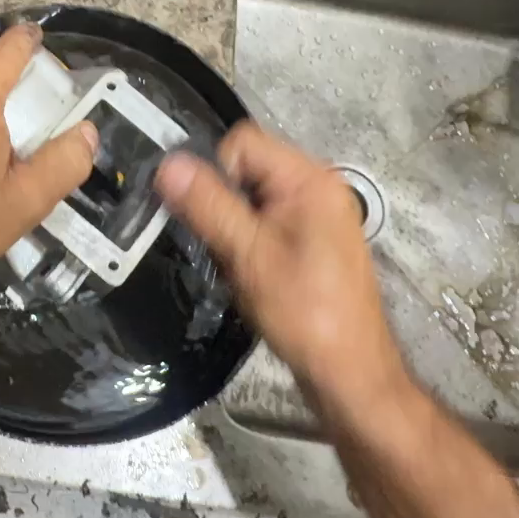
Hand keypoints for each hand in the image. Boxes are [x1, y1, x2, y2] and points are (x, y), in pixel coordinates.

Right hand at [154, 123, 407, 403]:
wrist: (350, 375)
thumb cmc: (304, 312)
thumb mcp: (247, 255)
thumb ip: (207, 205)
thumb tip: (168, 165)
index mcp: (308, 179)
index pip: (242, 142)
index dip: (214, 172)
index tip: (209, 216)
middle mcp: (316, 186)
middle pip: (245, 168)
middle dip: (222, 203)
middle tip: (222, 246)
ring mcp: (316, 215)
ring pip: (250, 198)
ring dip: (233, 227)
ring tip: (239, 266)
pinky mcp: (310, 240)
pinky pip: (265, 221)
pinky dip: (248, 241)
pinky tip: (250, 275)